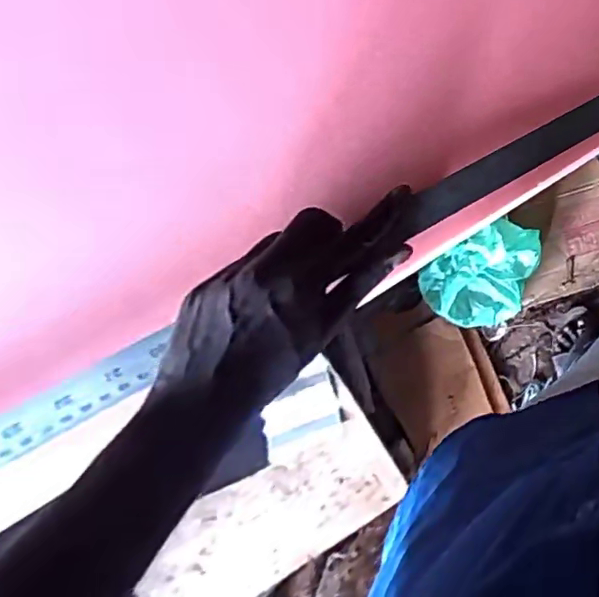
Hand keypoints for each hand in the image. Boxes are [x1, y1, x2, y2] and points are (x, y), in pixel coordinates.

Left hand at [152, 188, 412, 418]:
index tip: (399, 193)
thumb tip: (399, 251)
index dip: (381, 214)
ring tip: (288, 288)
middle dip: (327, 233)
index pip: (353, 238)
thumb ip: (361, 283)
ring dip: (292, 253)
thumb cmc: (275, 369)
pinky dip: (260, 273)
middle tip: (328, 260)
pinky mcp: (206, 283)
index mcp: (301, 282)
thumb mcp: (326, 328)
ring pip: (277, 240)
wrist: (198, 405)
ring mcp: (231, 273)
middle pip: (311, 222)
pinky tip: (256, 304)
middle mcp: (265, 268)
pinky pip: (244, 261)